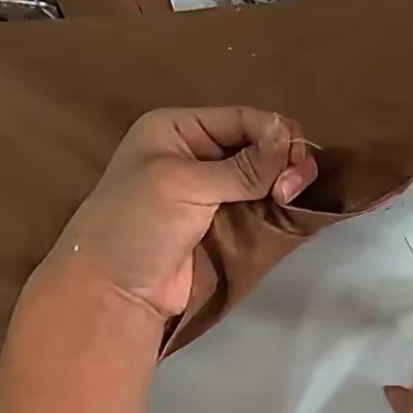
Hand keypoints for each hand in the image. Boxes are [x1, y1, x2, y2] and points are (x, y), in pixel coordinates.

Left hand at [37, 107, 315, 320]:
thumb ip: (242, 167)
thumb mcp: (183, 185)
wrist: (116, 293)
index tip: (296, 165)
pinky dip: (283, 206)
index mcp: (180, 129)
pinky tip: (295, 209)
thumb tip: (292, 143)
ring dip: (288, 184)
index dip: (278, 136)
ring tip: (294, 200)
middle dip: (286, 160)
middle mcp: (201, 154)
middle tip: (295, 188)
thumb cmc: (136, 226)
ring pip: (269, 177)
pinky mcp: (230, 223)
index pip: (245, 119)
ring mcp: (217, 191)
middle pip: (262, 145)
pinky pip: (265, 206)